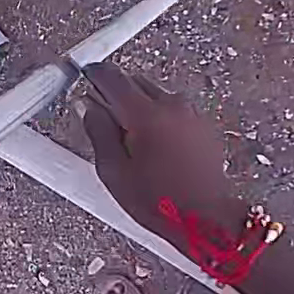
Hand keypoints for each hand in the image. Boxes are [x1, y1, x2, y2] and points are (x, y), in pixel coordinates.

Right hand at [80, 62, 246, 242]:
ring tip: (131, 142)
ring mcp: (191, 114)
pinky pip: (173, 110)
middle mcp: (171, 106)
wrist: (207, 219)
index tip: (86, 77)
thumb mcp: (114, 172)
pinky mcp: (202, 125)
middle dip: (116, 94)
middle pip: (135, 82)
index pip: (113, 77)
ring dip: (139, 107)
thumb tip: (88, 109)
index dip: (94, 74)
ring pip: (155, 95)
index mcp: (145, 114)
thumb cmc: (162, 203)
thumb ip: (98, 132)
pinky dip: (160, 119)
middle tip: (104, 118)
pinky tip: (154, 148)